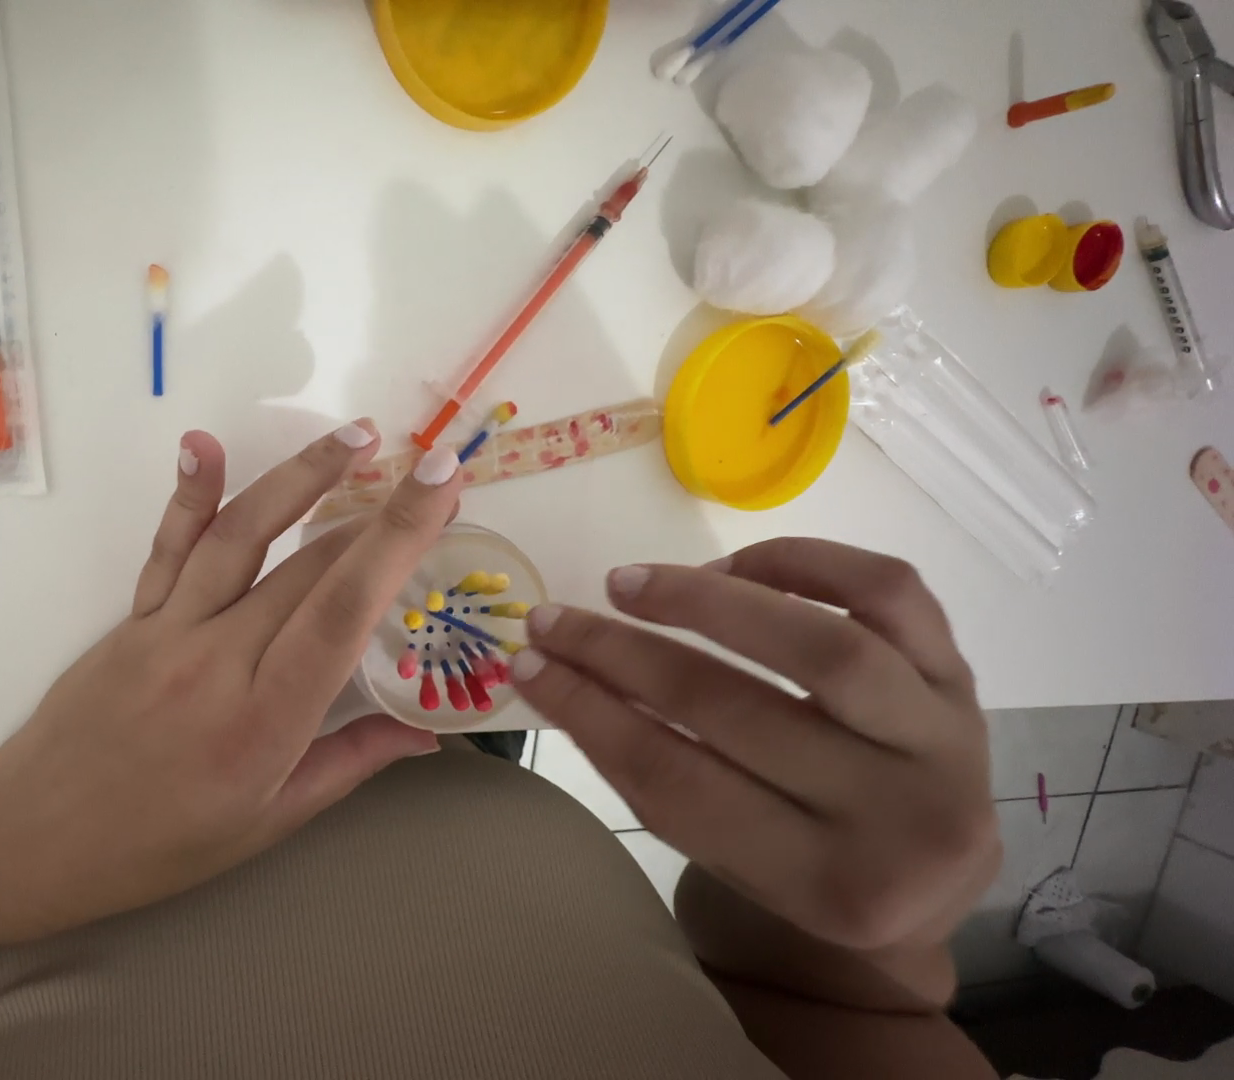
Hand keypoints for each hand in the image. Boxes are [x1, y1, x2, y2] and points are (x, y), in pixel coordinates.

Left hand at [0, 422, 462, 946]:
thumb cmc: (161, 845)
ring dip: (302, 477)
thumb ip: (351, 762)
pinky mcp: (133, 617)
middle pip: (310, 566)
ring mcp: (168, 629)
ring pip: (241, 535)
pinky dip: (190, 492)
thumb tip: (425, 730)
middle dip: (379, 511)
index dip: (401, 538)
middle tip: (430, 472)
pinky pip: (166, 547)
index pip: (346, 609)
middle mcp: (219, 659)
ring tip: (356, 437)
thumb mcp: (270, 821)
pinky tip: (204, 443)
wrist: (35, 841)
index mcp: (266, 719)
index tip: (444, 483)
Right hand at [511, 539, 999, 966]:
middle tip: (553, 620)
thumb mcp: (709, 847)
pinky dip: (802, 562)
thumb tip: (544, 668)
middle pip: (736, 711)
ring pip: (825, 646)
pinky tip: (731, 565)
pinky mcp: (962, 676)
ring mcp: (947, 738)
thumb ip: (635, 760)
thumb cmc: (789, 865)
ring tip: (627, 583)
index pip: (678, 781)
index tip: (526, 665)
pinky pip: (892, 592)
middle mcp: (906, 818)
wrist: (915, 871)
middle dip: (619, 655)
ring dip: (703, 601)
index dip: (587, 713)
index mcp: (829, 886)